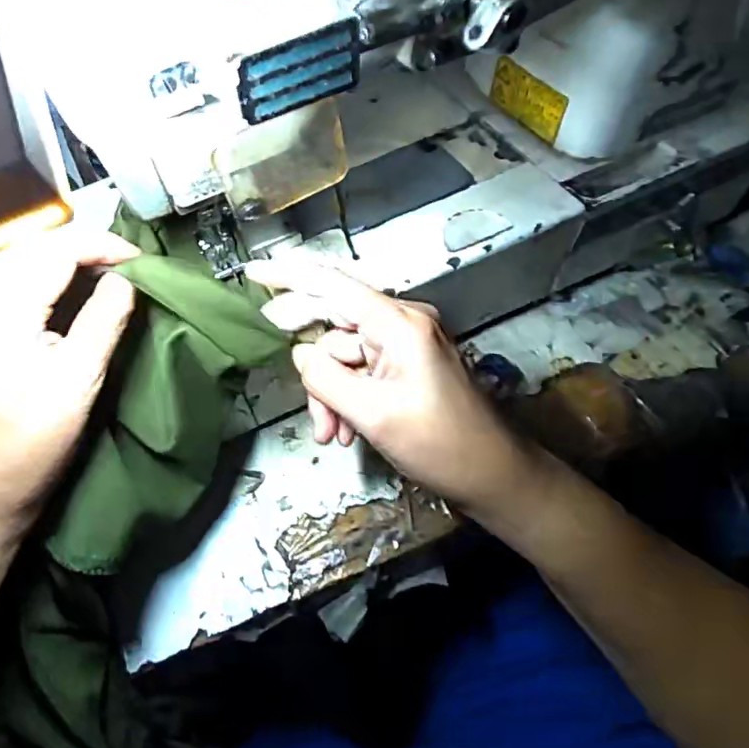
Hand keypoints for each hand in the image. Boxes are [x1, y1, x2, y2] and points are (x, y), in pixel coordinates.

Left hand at [0, 227, 140, 539]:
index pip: (54, 251)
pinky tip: (33, 272)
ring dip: (47, 246)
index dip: (101, 246)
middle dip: (80, 245)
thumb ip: (106, 316)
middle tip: (120, 264)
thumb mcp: (83, 378)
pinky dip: (11, 256)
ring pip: (3, 246)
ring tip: (83, 263)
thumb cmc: (37, 437)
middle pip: (29, 243)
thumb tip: (127, 275)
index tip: (138, 259)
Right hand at [246, 256, 545, 515]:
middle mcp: (400, 323)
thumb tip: (301, 353)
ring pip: (342, 356)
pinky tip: (344, 429)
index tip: (255, 272)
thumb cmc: (442, 445)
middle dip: (316, 372)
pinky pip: (359, 369)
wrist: (494, 476)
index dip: (289, 276)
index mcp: (398, 323)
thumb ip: (326, 378)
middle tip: (311, 410)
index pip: (332, 285)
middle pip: (334, 328)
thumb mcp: (374, 414)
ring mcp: (403, 344)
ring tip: (333, 434)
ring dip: (330, 394)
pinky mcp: (404, 364)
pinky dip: (345, 397)